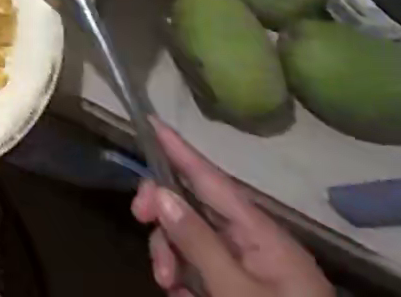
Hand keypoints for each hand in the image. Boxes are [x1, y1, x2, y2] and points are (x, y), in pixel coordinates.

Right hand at [131, 119, 332, 296]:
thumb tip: (161, 192)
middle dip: (166, 216)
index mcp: (260, 232)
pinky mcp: (242, 295)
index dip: (180, 149)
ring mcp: (249, 272)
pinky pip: (202, 273)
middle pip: (196, 208)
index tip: (150, 121)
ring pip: (193, 243)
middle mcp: (253, 243)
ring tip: (167, 287)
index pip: (211, 178)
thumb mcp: (236, 293)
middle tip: (141, 224)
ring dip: (171, 256)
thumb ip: (198, 243)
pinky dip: (185, 281)